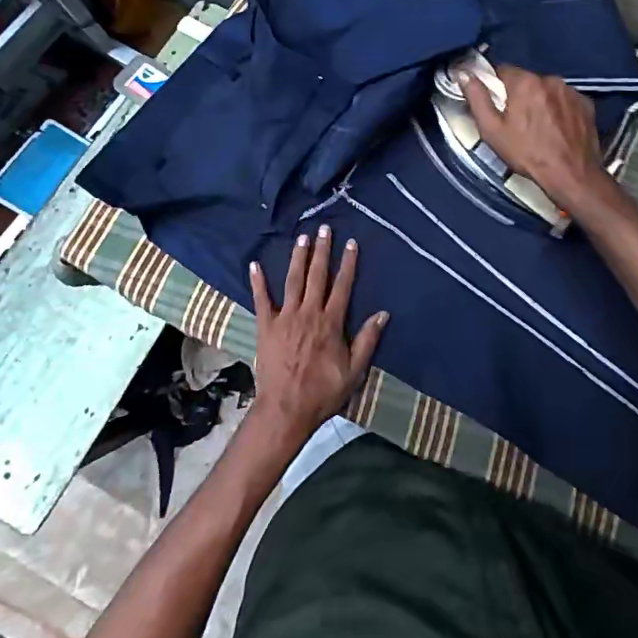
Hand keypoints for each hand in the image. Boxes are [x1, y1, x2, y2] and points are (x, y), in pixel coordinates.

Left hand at [247, 225, 387, 441]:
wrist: (286, 409)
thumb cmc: (323, 391)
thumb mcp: (355, 370)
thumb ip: (367, 339)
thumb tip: (382, 314)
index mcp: (331, 322)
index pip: (343, 286)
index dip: (348, 263)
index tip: (351, 243)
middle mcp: (308, 313)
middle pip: (317, 276)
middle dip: (322, 251)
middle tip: (324, 229)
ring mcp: (284, 318)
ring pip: (292, 281)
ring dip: (297, 257)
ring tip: (301, 238)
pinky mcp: (265, 327)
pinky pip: (261, 300)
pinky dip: (258, 282)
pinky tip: (255, 265)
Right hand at [459, 65, 607, 209]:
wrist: (571, 174)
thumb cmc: (527, 154)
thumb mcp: (492, 130)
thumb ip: (477, 98)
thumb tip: (465, 75)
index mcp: (525, 83)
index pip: (503, 70)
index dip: (495, 86)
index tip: (495, 103)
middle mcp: (550, 80)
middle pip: (527, 81)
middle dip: (519, 96)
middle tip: (516, 121)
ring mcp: (571, 91)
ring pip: (547, 90)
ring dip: (540, 102)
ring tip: (539, 128)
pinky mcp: (586, 104)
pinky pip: (565, 101)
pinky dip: (559, 110)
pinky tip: (557, 129)